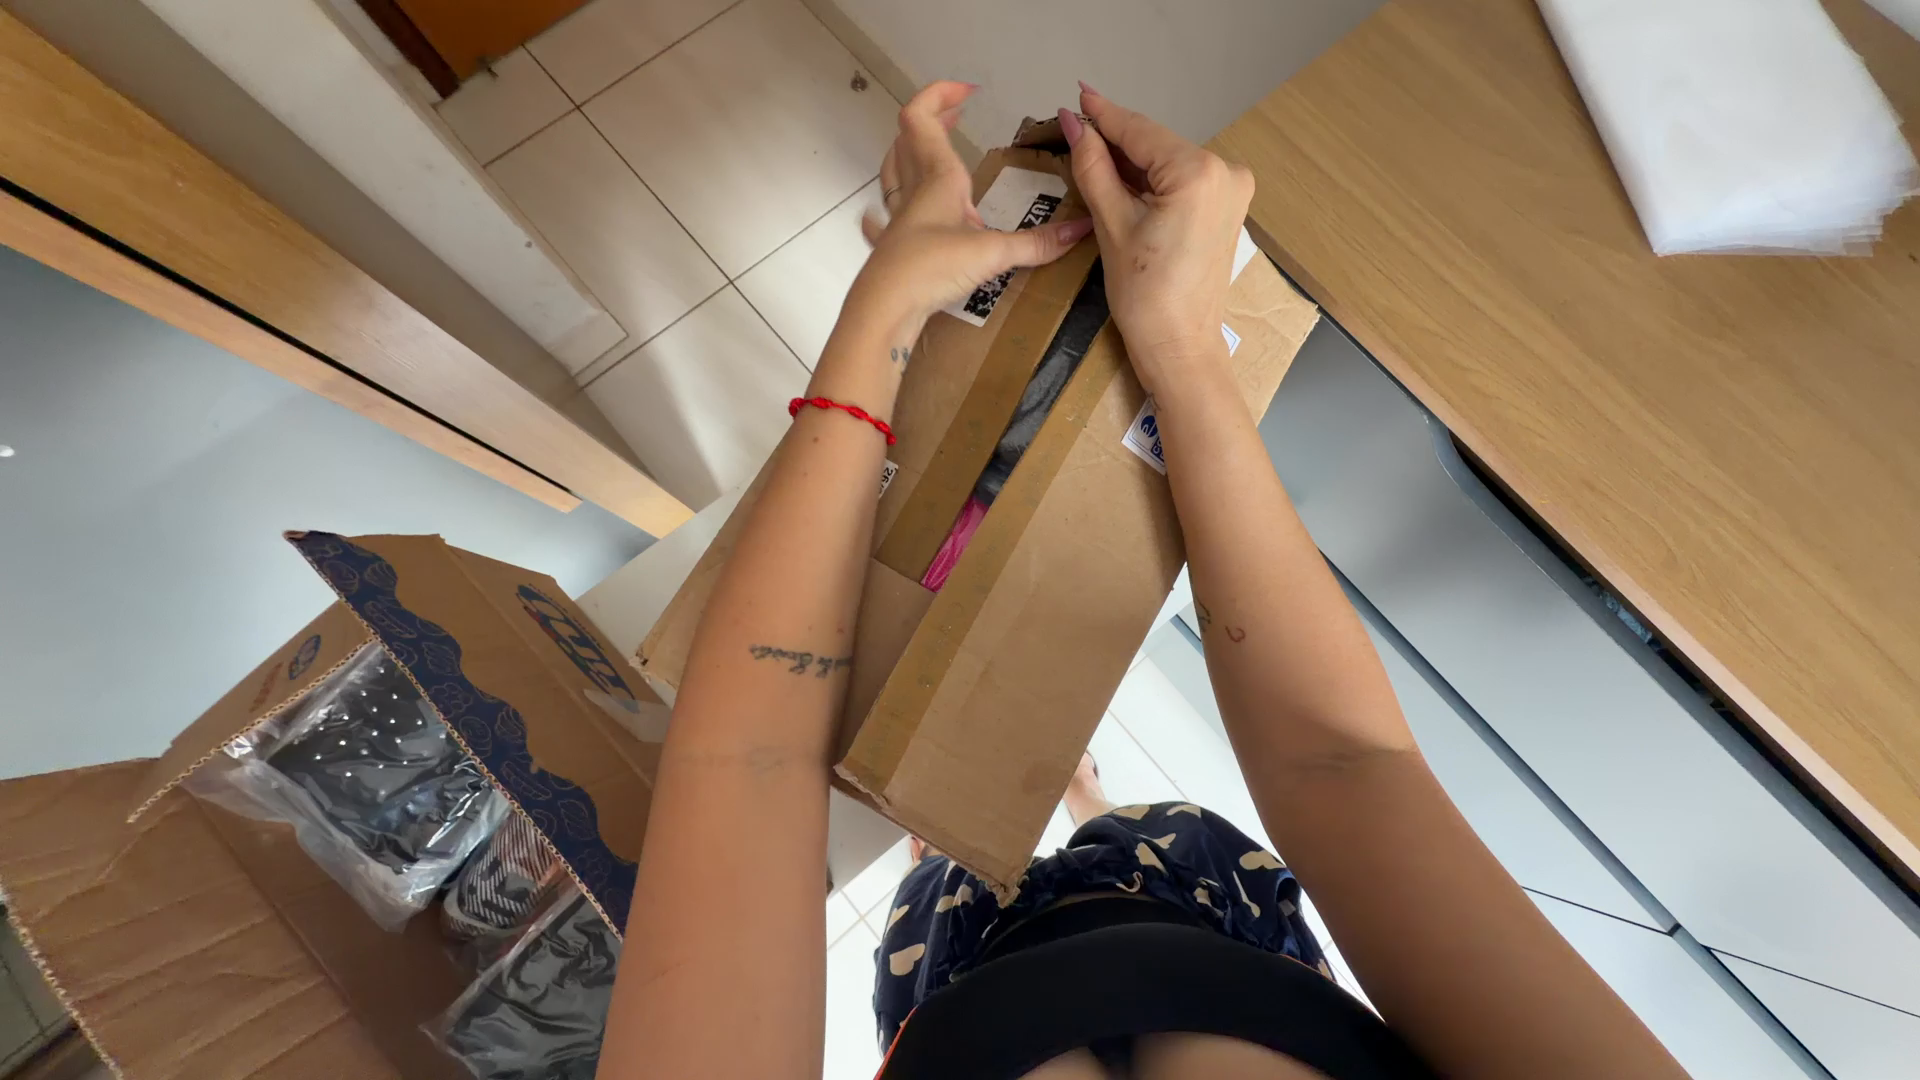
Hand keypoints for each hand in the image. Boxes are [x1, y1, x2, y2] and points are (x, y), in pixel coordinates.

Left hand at [850, 82, 1093, 339]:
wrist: (885, 310)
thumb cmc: (931, 269)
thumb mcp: (991, 254)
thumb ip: (1035, 244)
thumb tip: (1079, 230)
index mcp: (936, 179)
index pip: (922, 117)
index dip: (940, 95)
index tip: (968, 91)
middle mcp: (912, 193)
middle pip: (909, 140)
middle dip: (931, 120)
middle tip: (954, 116)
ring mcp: (896, 221)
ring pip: (893, 175)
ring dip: (907, 156)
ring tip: (922, 153)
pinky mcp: (889, 250)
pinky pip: (882, 223)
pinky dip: (882, 213)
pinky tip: (880, 217)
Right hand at [1059, 85, 1253, 395]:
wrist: (1179, 347)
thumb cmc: (1145, 297)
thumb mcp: (1113, 227)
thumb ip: (1094, 169)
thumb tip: (1074, 124)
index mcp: (1198, 172)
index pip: (1140, 132)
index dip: (1103, 115)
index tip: (1077, 97)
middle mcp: (1225, 171)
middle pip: (1156, 147)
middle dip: (1116, 143)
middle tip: (1075, 132)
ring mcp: (1231, 191)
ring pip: (1168, 165)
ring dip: (1132, 164)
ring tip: (1092, 161)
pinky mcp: (1227, 209)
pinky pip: (1182, 184)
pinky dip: (1152, 184)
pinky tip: (1124, 186)